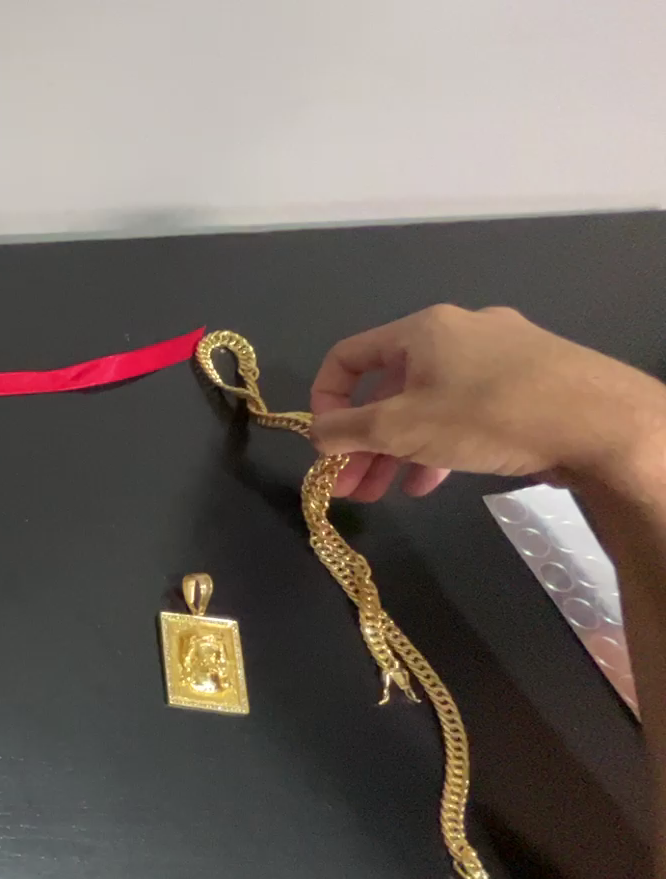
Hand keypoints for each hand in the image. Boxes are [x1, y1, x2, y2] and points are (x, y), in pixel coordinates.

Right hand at [309, 305, 665, 500]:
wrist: (615, 430)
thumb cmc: (488, 417)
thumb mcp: (395, 428)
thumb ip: (341, 430)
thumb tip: (317, 434)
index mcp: (424, 330)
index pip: (345, 358)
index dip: (322, 400)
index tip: (325, 439)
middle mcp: (463, 333)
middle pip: (386, 391)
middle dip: (360, 442)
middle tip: (346, 482)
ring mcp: (504, 356)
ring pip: (425, 406)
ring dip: (393, 451)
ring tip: (380, 493)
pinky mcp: (535, 382)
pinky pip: (464, 411)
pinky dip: (437, 444)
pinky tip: (429, 482)